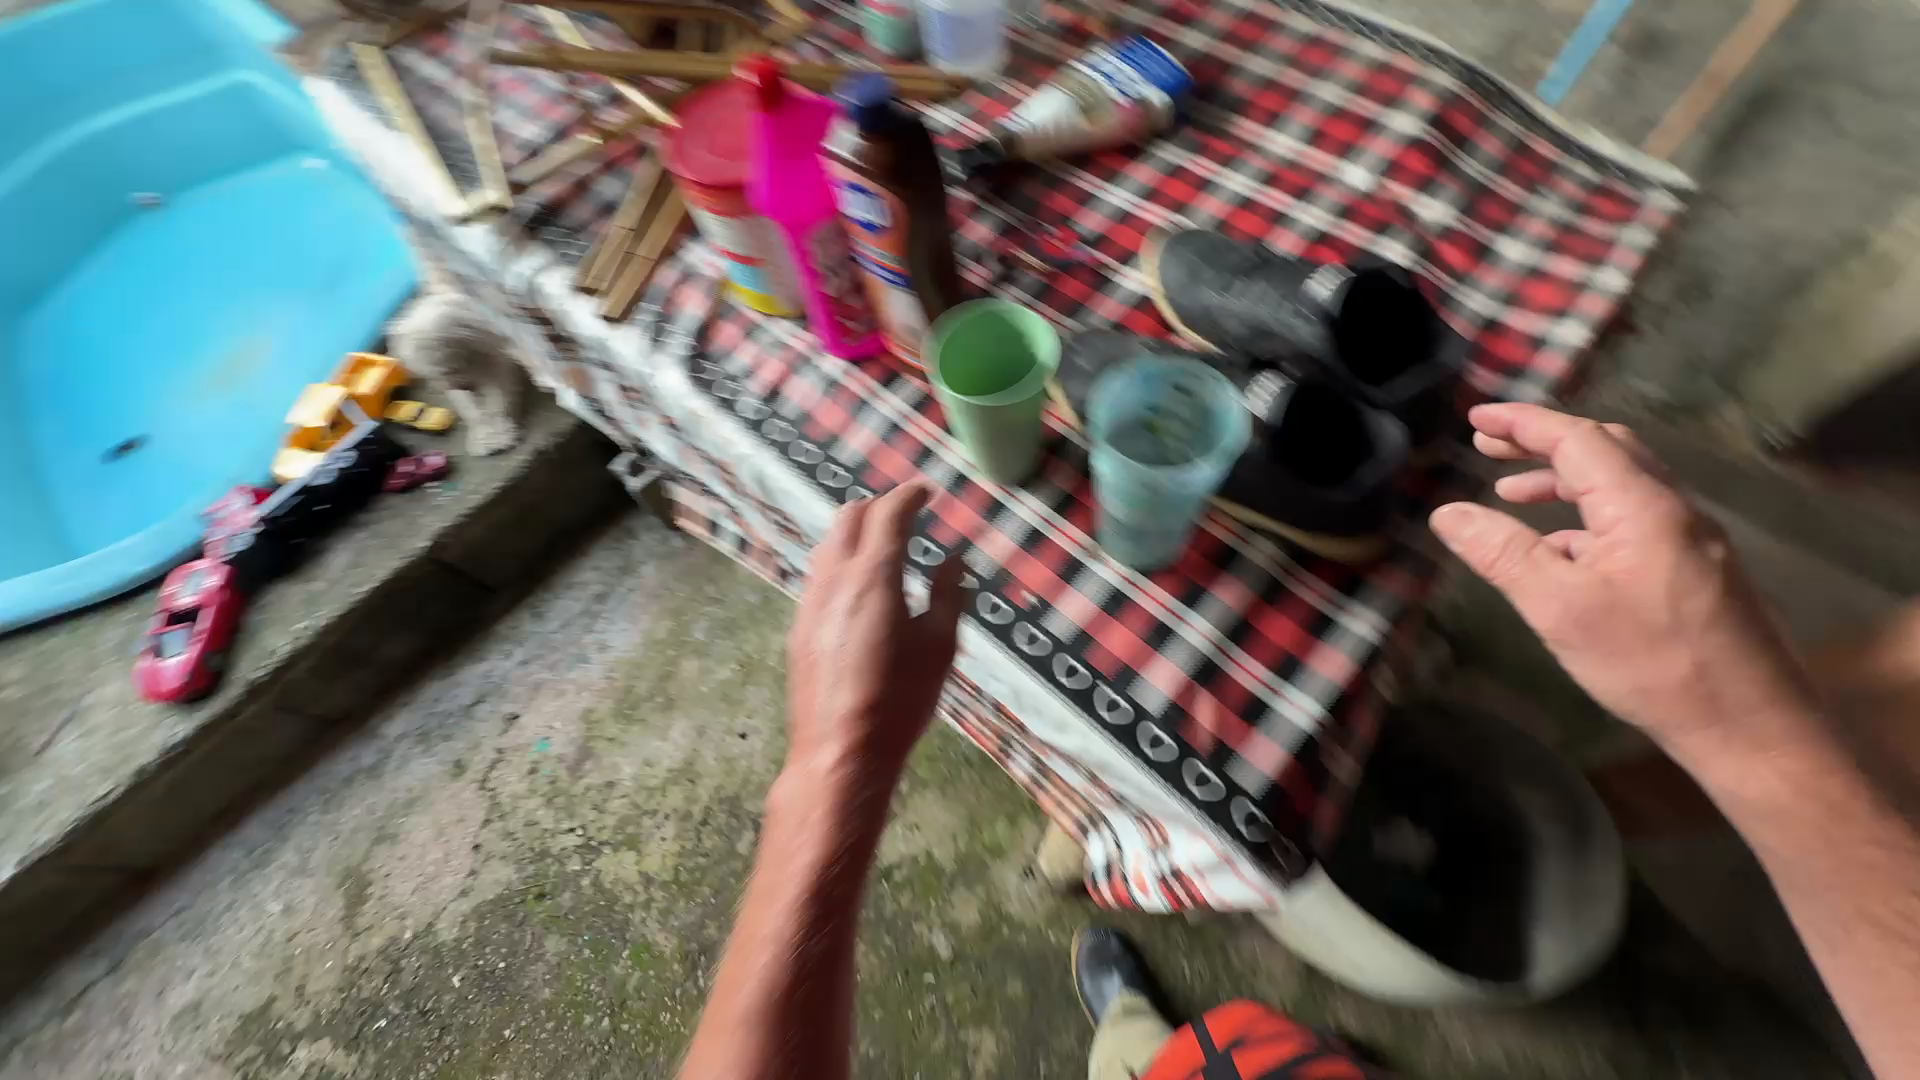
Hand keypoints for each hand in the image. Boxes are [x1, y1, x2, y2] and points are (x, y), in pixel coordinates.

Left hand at [785, 481, 965, 789]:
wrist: (840, 750)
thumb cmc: (901, 700)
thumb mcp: (940, 647)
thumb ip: (949, 595)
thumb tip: (954, 559)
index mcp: (874, 577)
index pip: (888, 514)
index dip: (910, 495)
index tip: (928, 491)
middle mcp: (835, 579)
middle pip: (849, 517)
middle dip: (879, 505)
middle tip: (908, 514)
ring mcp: (810, 602)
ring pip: (828, 543)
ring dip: (856, 531)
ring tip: (883, 545)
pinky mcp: (799, 626)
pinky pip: (819, 573)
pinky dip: (841, 560)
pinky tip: (860, 585)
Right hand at [1429, 404, 1812, 749]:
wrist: (1746, 725)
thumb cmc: (1647, 660)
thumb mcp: (1556, 605)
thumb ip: (1500, 553)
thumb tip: (1447, 512)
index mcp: (1641, 508)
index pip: (1578, 442)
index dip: (1524, 424)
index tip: (1476, 418)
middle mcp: (1671, 511)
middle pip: (1606, 451)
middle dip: (1543, 441)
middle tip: (1488, 444)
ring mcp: (1686, 540)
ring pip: (1618, 485)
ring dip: (1560, 478)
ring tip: (1508, 490)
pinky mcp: (1688, 569)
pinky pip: (1627, 519)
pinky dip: (1580, 515)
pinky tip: (1554, 548)